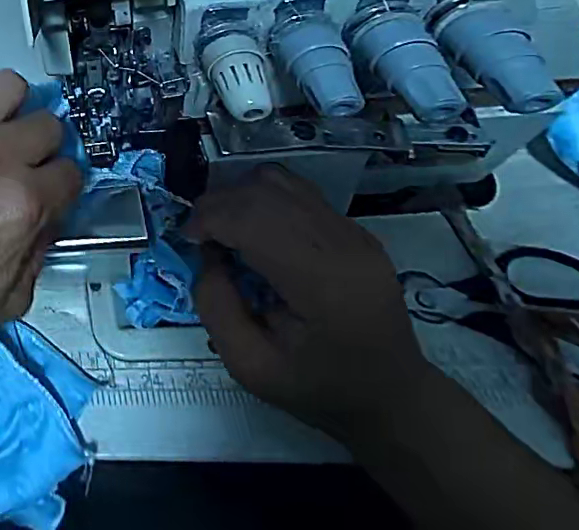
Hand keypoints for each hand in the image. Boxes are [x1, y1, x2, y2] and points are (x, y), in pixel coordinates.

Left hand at [0, 65, 81, 385]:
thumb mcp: (12, 299)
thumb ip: (42, 247)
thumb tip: (50, 209)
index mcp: (23, 202)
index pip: (70, 172)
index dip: (57, 188)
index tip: (40, 194)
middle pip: (47, 124)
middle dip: (36, 149)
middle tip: (11, 167)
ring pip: (9, 85)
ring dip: (5, 111)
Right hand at [186, 166, 429, 431]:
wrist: (392, 397)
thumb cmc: (320, 389)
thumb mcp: (251, 368)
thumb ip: (216, 308)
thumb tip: (208, 255)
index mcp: (322, 282)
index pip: (254, 219)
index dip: (210, 218)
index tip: (187, 238)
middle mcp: (342, 242)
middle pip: (264, 192)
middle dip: (218, 204)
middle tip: (199, 234)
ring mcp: (352, 230)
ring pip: (279, 181)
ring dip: (240, 195)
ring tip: (225, 227)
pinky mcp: (353, 227)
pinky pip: (297, 192)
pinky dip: (263, 198)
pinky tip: (255, 228)